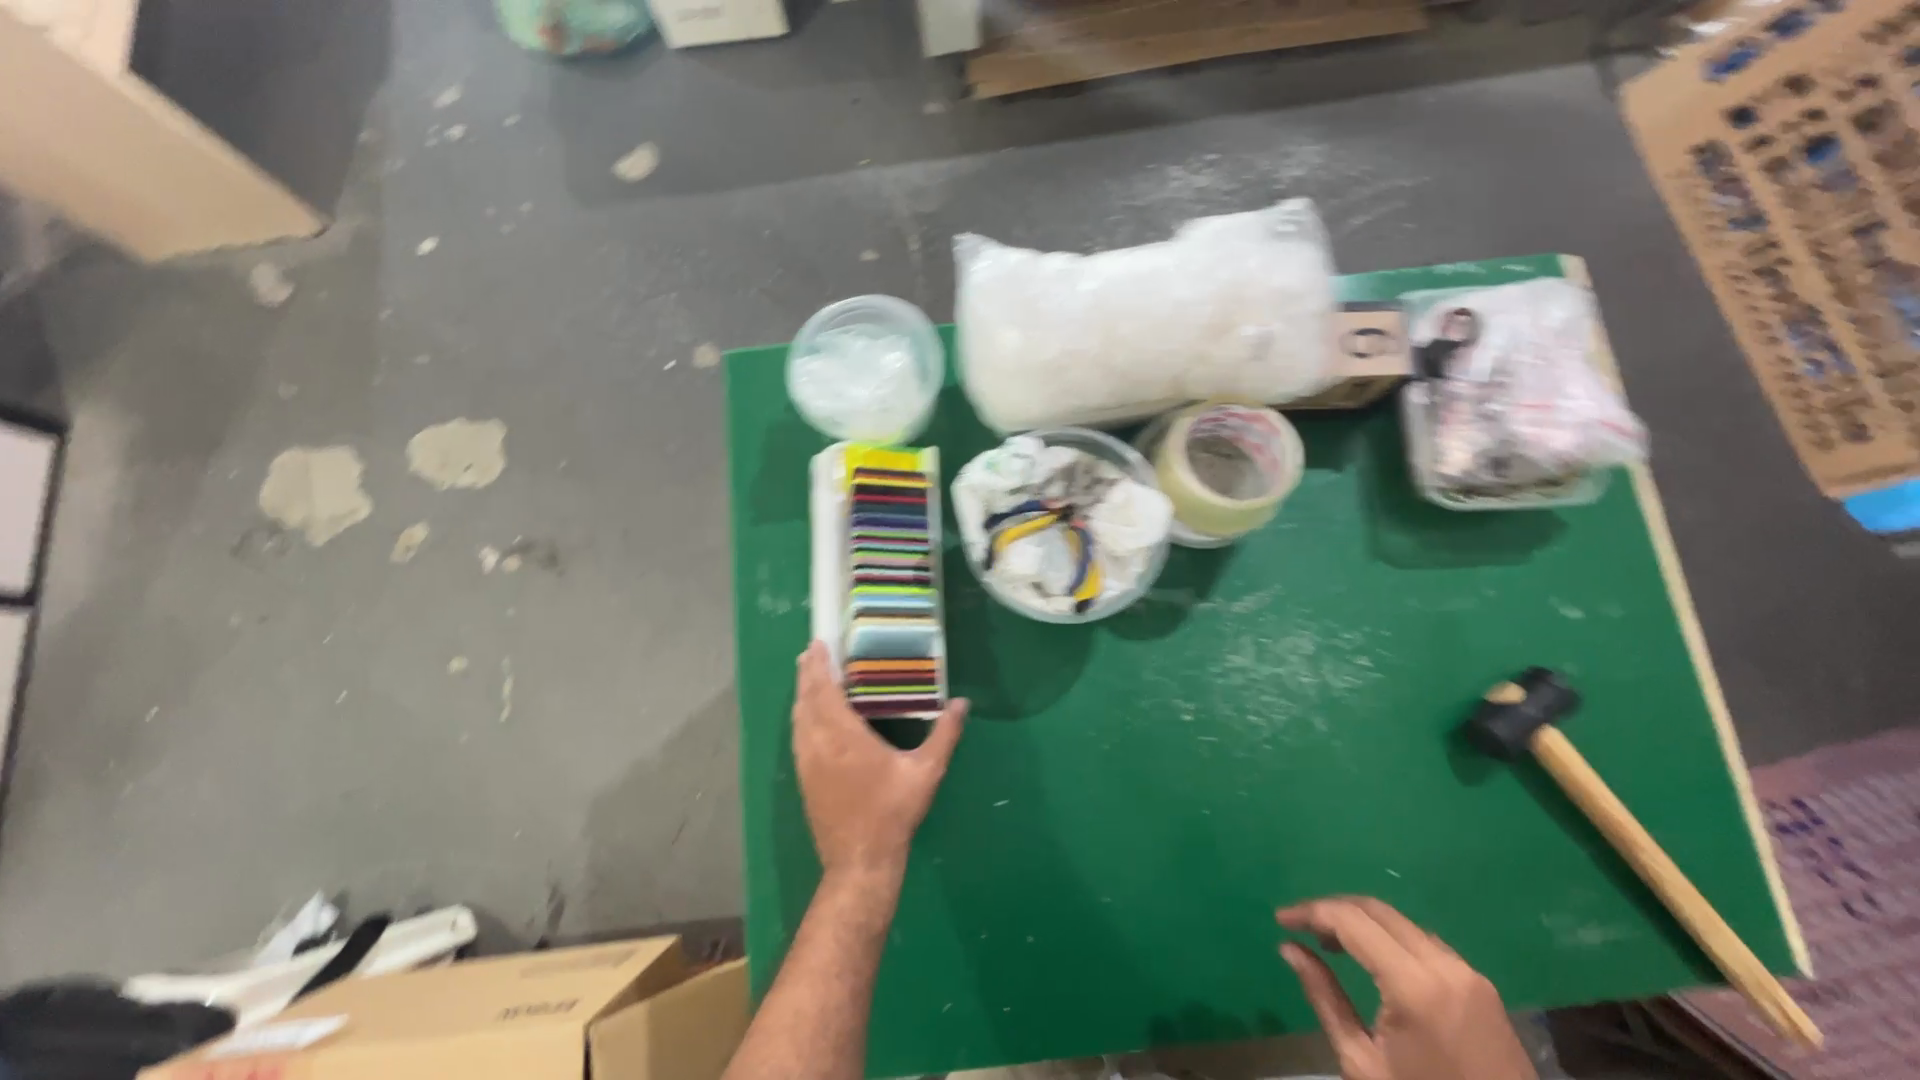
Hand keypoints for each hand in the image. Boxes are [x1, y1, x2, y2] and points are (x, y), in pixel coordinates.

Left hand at [792, 642, 968, 880]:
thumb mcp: (926, 772)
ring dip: (801, 694)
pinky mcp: (804, 778)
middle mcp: (818, 744)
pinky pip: (797, 737)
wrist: (860, 859)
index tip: (817, 644)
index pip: (824, 690)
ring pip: (798, 719)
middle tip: (810, 652)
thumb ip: (945, 734)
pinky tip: (807, 717)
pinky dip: (800, 717)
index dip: (819, 665)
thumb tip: (962, 703)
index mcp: (844, 736)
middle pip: (806, 700)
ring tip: (807, 676)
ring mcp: (807, 763)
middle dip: (806, 673)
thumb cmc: (893, 812)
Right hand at [1276, 897, 1537, 1079]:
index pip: (1352, 921)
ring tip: (1330, 943)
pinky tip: (1374, 959)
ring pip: (1403, 922)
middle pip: (1378, 910)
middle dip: (1333, 909)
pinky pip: (1426, 943)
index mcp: (1413, 985)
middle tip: (1300, 926)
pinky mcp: (1482, 985)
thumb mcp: (1362, 1062)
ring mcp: (1469, 973)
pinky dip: (1391, 938)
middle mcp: (1444, 965)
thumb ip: (1324, 998)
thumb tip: (1290, 949)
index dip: (1310, 912)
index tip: (1280, 920)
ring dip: (1363, 921)